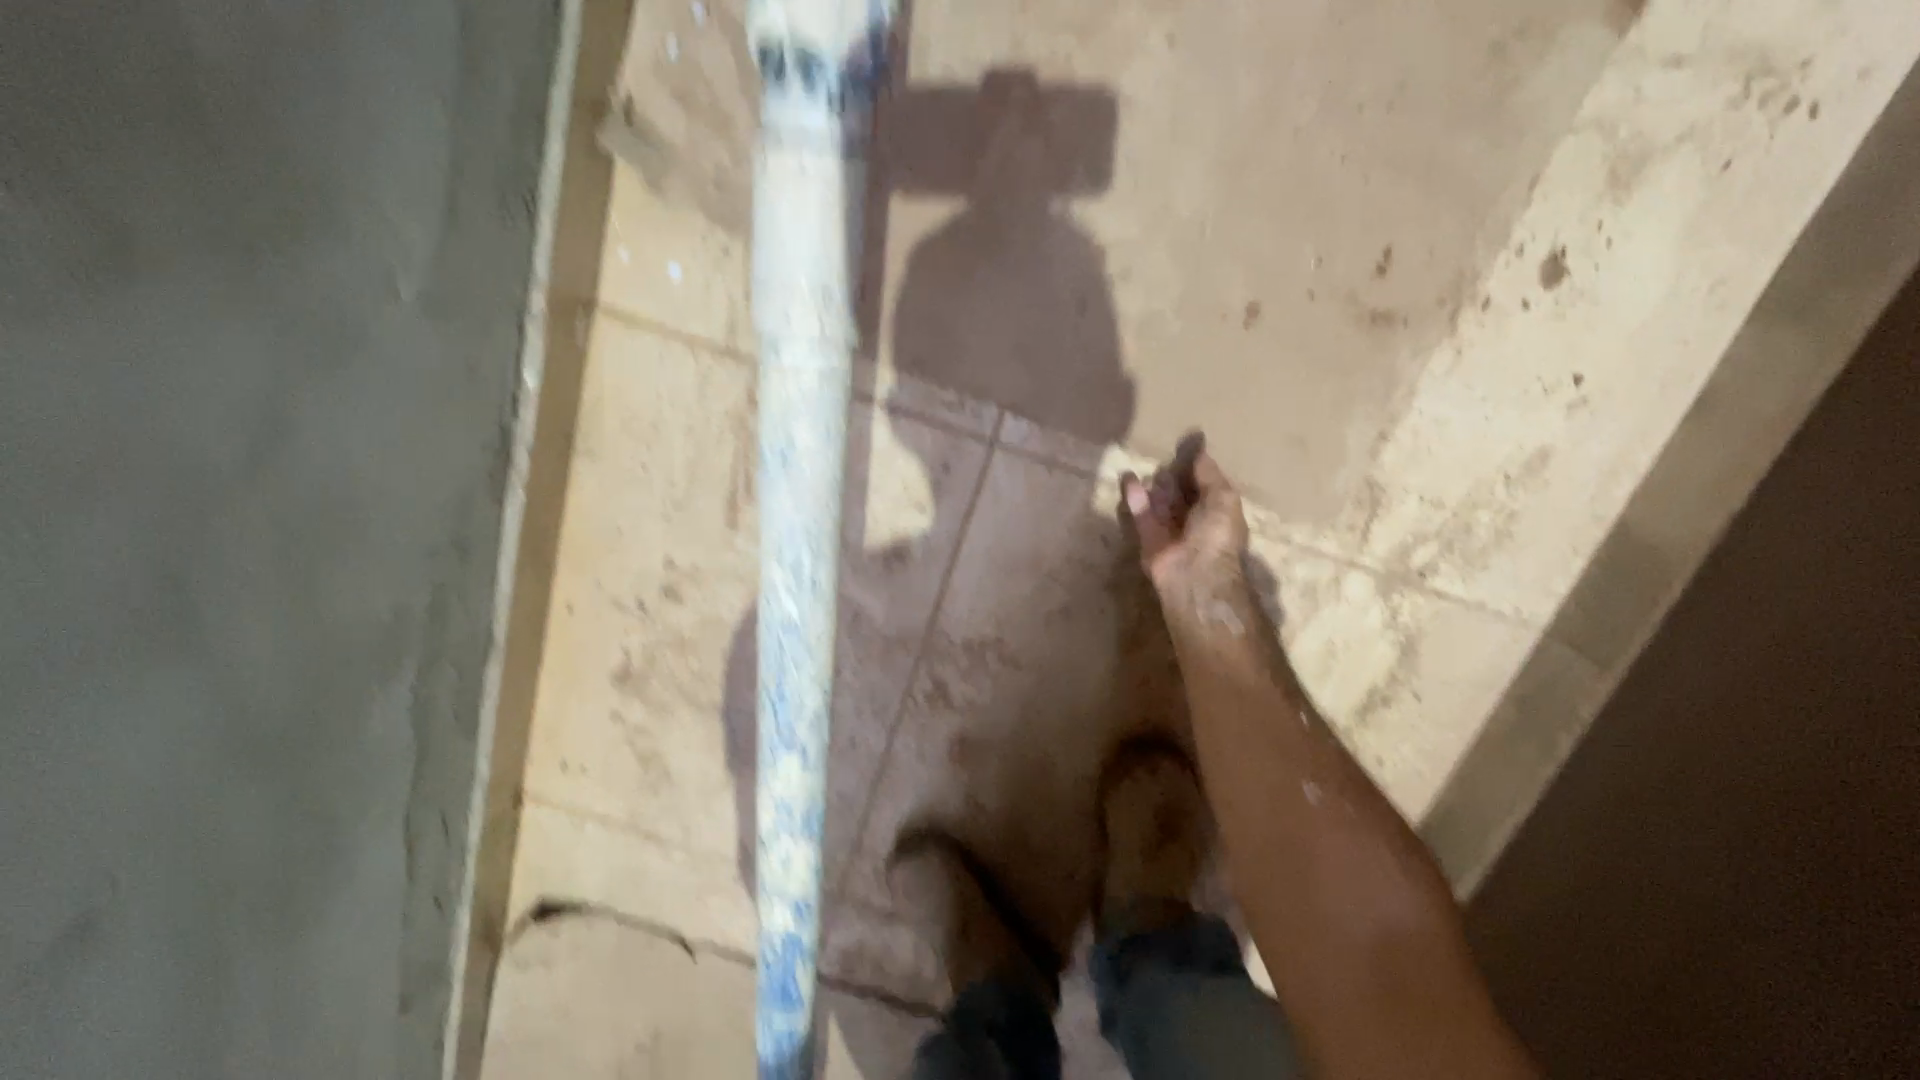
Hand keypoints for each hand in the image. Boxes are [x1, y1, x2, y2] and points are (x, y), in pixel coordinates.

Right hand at [1120, 443, 1249, 603]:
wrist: (1194, 574)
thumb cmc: (1216, 533)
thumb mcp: (1223, 497)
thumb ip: (1208, 473)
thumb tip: (1200, 449)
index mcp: (1219, 513)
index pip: (1207, 486)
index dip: (1198, 469)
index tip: (1188, 446)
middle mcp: (1196, 522)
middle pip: (1182, 495)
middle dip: (1176, 477)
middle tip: (1166, 454)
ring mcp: (1171, 531)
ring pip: (1161, 503)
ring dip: (1155, 485)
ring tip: (1147, 462)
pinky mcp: (1148, 538)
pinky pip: (1141, 513)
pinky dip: (1135, 496)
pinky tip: (1129, 476)